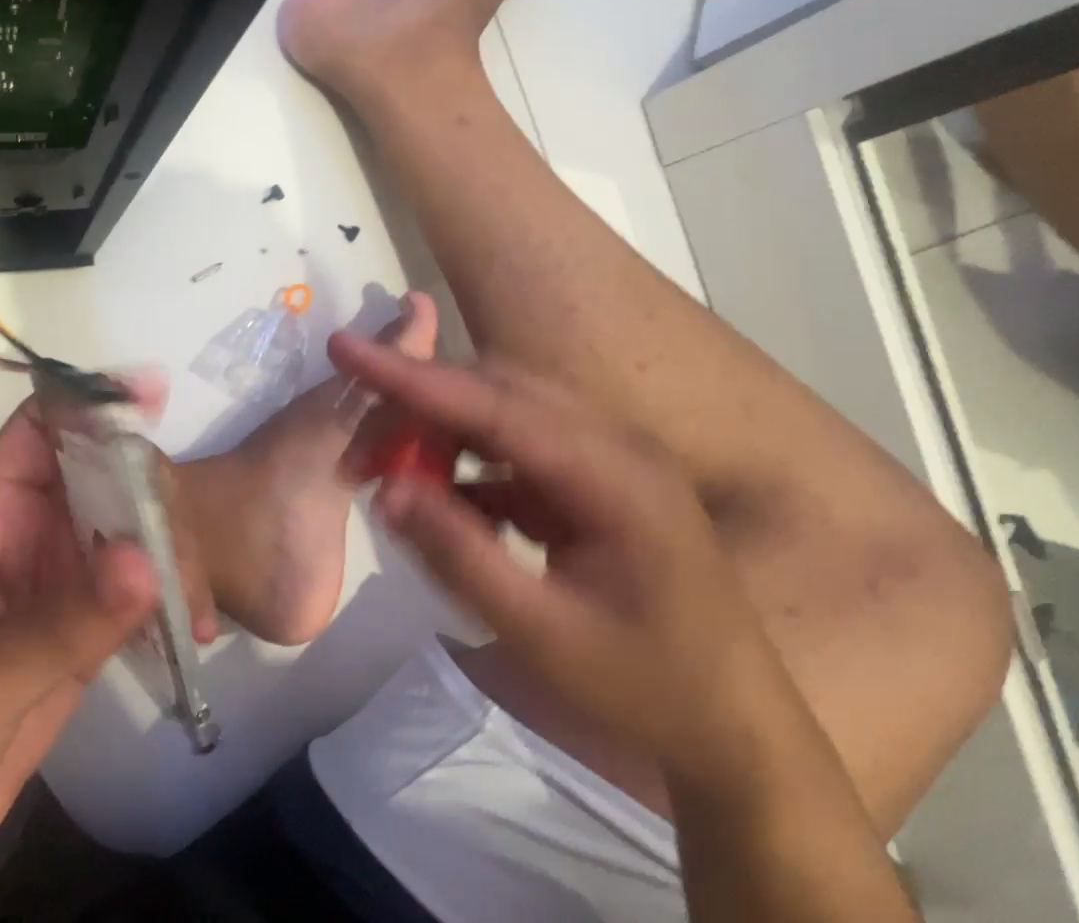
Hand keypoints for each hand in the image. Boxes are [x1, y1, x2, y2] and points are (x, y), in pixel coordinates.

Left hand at [0, 398, 157, 920]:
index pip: (38, 434)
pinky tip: (195, 631)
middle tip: (183, 559)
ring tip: (194, 615)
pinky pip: (141, 589)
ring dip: (173, 554)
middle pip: (106, 475)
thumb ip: (64, 623)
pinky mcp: (88, 631)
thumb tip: (145, 559)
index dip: (87, 403)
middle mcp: (32, 540)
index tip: (151, 396)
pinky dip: (174, 597)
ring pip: (134, 530)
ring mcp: (64, 585)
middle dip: (153, 496)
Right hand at [329, 334, 793, 771]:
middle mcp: (618, 449)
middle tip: (358, 449)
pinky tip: (439, 500)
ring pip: (509, 416)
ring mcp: (613, 466)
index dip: (413, 378)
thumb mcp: (540, 632)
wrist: (734, 728)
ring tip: (388, 471)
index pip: (496, 404)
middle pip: (501, 393)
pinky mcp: (600, 489)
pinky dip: (470, 466)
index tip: (343, 351)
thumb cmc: (643, 686)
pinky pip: (521, 454)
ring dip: (444, 432)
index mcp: (615, 475)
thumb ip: (460, 556)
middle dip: (420, 404)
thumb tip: (388, 491)